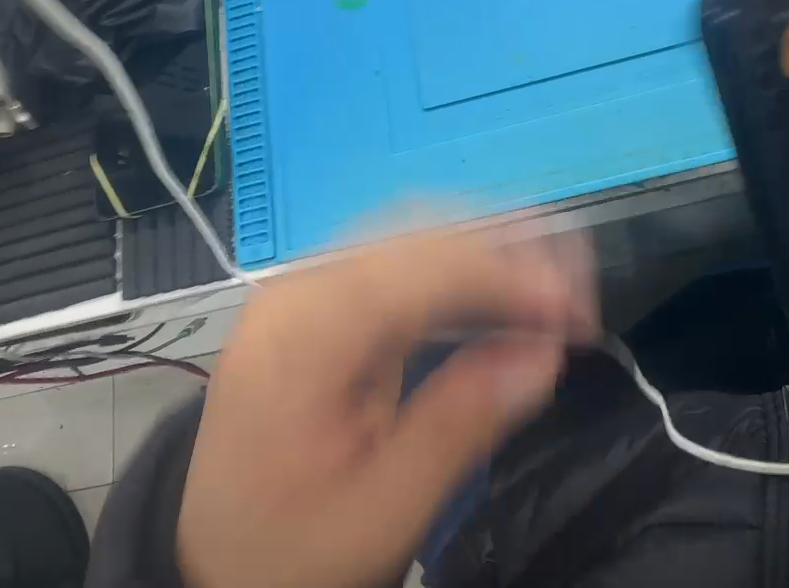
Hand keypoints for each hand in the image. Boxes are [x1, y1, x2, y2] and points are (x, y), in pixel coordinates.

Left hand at [177, 226, 596, 587]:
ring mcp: (309, 285)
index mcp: (302, 333)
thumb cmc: (292, 548)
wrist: (212, 560)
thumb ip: (460, 421)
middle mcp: (301, 286)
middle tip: (576, 294)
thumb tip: (545, 353)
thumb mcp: (381, 509)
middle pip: (419, 234)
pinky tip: (503, 292)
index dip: (506, 275)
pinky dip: (462, 269)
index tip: (575, 308)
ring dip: (491, 251)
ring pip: (416, 234)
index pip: (419, 270)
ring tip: (553, 286)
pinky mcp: (324, 299)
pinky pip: (404, 260)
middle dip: (508, 251)